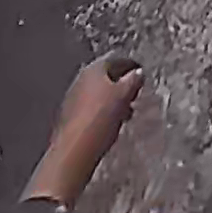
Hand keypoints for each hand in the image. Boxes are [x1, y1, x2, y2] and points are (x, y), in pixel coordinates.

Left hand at [22, 55, 144, 205]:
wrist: (73, 152)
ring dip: (113, 100)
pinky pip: (91, 108)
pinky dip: (103, 112)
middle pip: (106, 76)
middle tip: (135, 95)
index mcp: (94, 68)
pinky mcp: (69, 117)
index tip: (141, 74)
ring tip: (126, 113)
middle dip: (122, 85)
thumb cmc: (100, 118)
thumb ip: (133, 81)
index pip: (117, 60)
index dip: (131, 66)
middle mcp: (81, 78)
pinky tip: (110, 124)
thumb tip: (138, 72)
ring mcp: (73, 98)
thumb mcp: (123, 96)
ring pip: (99, 93)